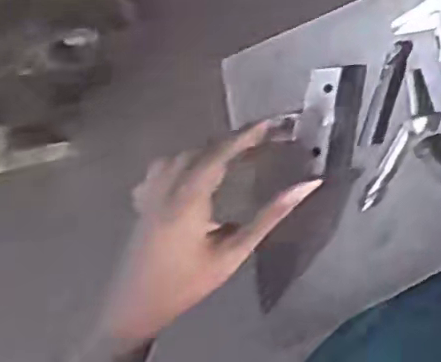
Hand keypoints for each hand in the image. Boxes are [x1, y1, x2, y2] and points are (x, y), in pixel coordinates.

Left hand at [93, 120, 318, 351]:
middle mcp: (164, 196)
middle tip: (263, 137)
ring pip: (174, 159)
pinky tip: (193, 171)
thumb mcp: (234, 253)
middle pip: (197, 152)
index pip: (217, 156)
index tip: (273, 123)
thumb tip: (310, 183)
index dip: (246, 136)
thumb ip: (271, 215)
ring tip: (231, 151)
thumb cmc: (186, 284)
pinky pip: (156, 174)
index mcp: (186, 204)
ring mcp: (147, 203)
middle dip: (231, 139)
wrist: (130, 317)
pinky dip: (180, 162)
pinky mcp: (140, 211)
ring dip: (205, 149)